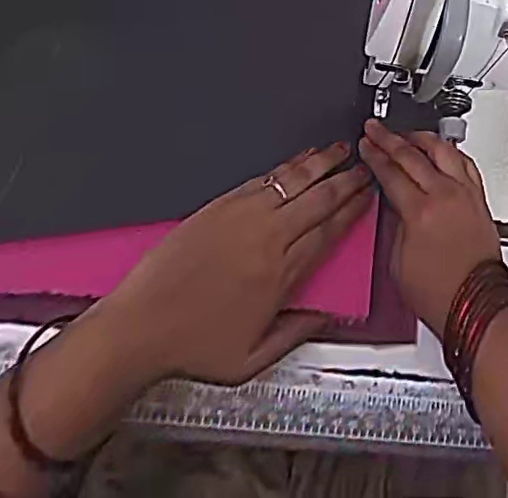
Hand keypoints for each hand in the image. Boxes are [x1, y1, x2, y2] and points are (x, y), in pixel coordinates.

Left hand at [97, 143, 373, 385]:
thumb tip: (325, 316)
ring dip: (322, 162)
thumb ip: (296, 332)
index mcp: (281, 273)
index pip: (329, 231)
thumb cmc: (191, 342)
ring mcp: (245, 217)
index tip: (366, 197)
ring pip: (295, 181)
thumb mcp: (252, 358)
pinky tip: (300, 159)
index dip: (353, 210)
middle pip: (320, 199)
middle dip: (347, 180)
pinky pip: (265, 178)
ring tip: (340, 150)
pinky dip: (287, 166)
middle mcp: (268, 238)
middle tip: (363, 169)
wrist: (141, 324)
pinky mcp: (222, 205)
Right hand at [358, 120, 501, 337]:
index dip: (374, 155)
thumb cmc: (441, 294)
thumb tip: (394, 203)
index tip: (366, 144)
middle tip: (377, 129)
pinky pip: (465, 164)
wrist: (476, 307)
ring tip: (408, 133)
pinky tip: (443, 150)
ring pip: (442, 151)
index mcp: (420, 212)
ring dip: (421, 138)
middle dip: (389, 138)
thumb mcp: (398, 261)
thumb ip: (395, 224)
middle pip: (412, 155)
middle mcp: (445, 196)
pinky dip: (450, 152)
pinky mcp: (479, 200)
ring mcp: (465, 195)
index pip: (390, 171)